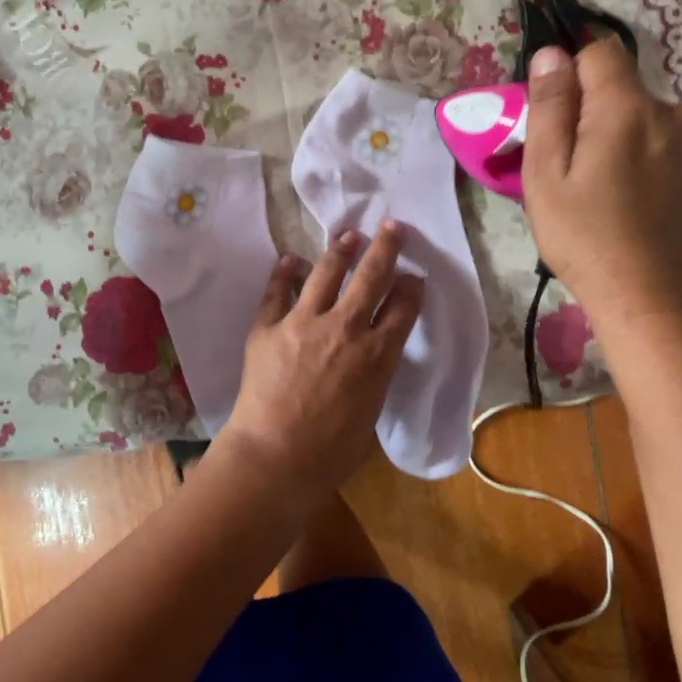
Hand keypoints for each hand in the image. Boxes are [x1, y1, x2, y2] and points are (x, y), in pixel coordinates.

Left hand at [214, 224, 422, 498]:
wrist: (276, 454)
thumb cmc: (332, 449)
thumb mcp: (370, 409)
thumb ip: (371, 373)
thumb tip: (365, 356)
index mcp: (377, 354)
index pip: (403, 307)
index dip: (411, 287)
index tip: (414, 275)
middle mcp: (344, 328)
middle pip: (371, 277)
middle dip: (386, 248)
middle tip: (393, 227)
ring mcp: (302, 322)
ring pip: (325, 274)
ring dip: (340, 251)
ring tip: (348, 235)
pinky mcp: (266, 326)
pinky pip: (276, 292)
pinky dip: (284, 273)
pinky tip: (290, 260)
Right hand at [523, 39, 681, 331]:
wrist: (653, 296)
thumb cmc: (585, 235)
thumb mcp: (546, 172)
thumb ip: (550, 107)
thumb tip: (551, 54)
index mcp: (627, 109)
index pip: (600, 52)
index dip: (571, 70)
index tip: (552, 110)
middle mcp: (674, 114)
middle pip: (623, 90)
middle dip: (592, 113)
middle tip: (569, 167)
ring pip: (648, 120)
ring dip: (622, 138)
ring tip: (603, 189)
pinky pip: (671, 146)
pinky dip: (649, 160)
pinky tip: (636, 201)